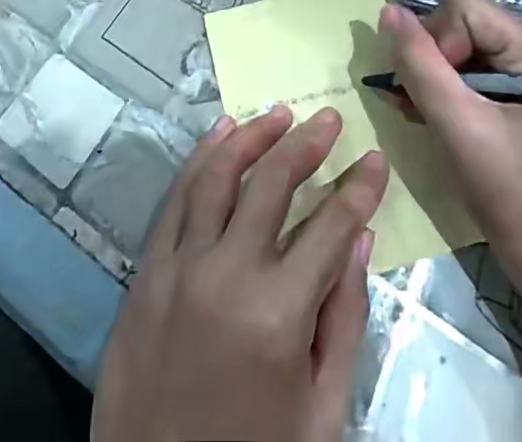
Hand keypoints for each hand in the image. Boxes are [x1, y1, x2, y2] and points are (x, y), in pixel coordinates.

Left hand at [92, 105, 390, 441]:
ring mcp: (179, 266)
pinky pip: (175, 200)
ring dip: (249, 137)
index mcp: (279, 313)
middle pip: (271, 184)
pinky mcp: (147, 270)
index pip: (330, 227)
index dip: (358, 188)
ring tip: (276, 114)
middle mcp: (226, 274)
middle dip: (306, 144)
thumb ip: (344, 317)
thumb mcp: (322, 407)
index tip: (375, 159)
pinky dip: (199, 161)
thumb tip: (360, 237)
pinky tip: (218, 137)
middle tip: (328, 118)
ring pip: (217, 177)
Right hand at [378, 0, 521, 264]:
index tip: (434, 88)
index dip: (438, 37)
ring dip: (433, 78)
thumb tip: (387, 11)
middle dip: (432, 60)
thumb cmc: (514, 197)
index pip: (470, 8)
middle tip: (414, 103)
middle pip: (466, 26)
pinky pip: (472, 77)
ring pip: (464, 52)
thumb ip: (420, 65)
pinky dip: (445, 92)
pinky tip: (427, 116)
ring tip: (415, 112)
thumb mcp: (459, 126)